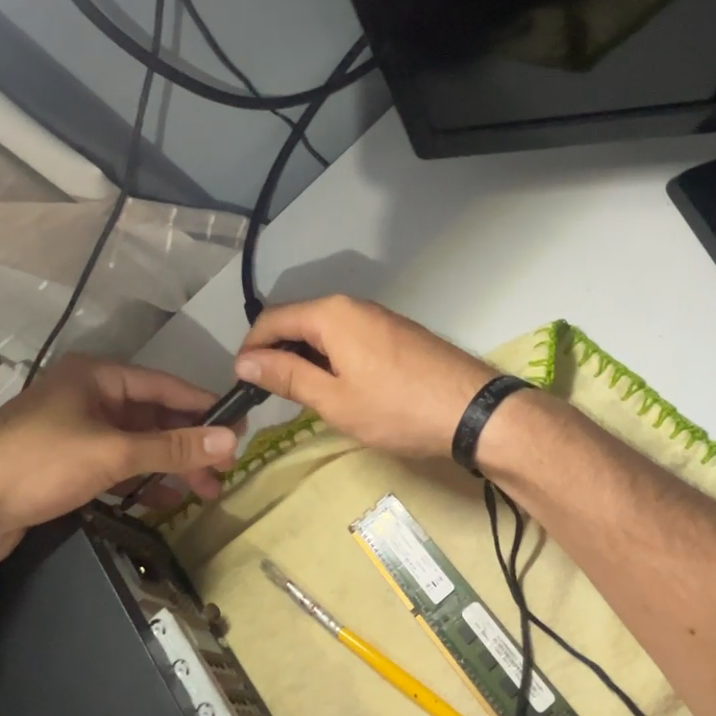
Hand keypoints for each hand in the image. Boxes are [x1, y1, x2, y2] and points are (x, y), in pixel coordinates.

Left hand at [0, 356, 236, 564]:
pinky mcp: (60, 463)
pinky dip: (139, 480)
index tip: (239, 429)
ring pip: (133, 444)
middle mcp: (84, 395)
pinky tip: (164, 502)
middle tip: (224, 471)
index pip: (164, 385)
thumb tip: (231, 439)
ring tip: (204, 493)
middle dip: (187, 445)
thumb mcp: (113, 452)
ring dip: (168, 466)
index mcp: (95, 376)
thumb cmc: (40, 463)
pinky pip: (113, 465)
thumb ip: (173, 447)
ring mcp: (71, 430)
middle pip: (150, 416)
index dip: (202, 408)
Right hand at [235, 296, 496, 458]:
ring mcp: (378, 317)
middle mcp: (352, 305)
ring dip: (306, 357)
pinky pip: (349, 337)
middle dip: (278, 353)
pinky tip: (340, 388)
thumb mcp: (333, 399)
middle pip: (298, 321)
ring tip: (303, 396)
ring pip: (325, 330)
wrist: (472, 410)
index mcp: (330, 314)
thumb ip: (286, 375)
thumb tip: (244, 360)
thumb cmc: (396, 408)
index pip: (272, 320)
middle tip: (271, 394)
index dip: (251, 350)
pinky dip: (333, 357)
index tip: (243, 383)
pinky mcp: (397, 333)